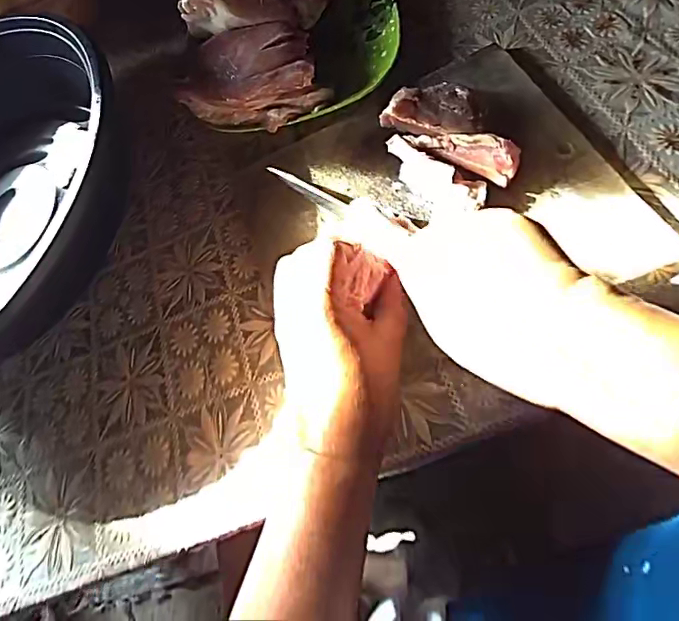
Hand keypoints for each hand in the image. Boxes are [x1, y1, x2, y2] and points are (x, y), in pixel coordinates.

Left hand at [272, 234, 408, 462]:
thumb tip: (393, 275)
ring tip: (364, 290)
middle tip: (378, 271)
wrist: (329, 434)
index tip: (382, 251)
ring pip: (307, 264)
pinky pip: (301, 284)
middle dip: (349, 256)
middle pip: (317, 250)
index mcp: (318, 294)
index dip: (361, 243)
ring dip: (335, 269)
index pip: (332, 243)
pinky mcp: (285, 319)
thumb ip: (392, 298)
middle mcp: (293, 294)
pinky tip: (347, 305)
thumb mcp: (390, 340)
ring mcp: (285, 306)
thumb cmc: (358, 398)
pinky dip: (323, 285)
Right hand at [348, 205, 608, 408]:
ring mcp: (475, 222)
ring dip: (478, 246)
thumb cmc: (504, 345)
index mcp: (415, 263)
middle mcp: (439, 233)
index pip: (380, 229)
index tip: (363, 212)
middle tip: (470, 279)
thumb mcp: (444, 326)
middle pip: (432, 232)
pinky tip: (524, 271)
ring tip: (505, 280)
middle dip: (445, 247)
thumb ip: (424, 289)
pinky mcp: (509, 218)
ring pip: (468, 230)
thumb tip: (422, 277)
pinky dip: (507, 243)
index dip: (371, 221)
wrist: (566, 335)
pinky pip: (498, 228)